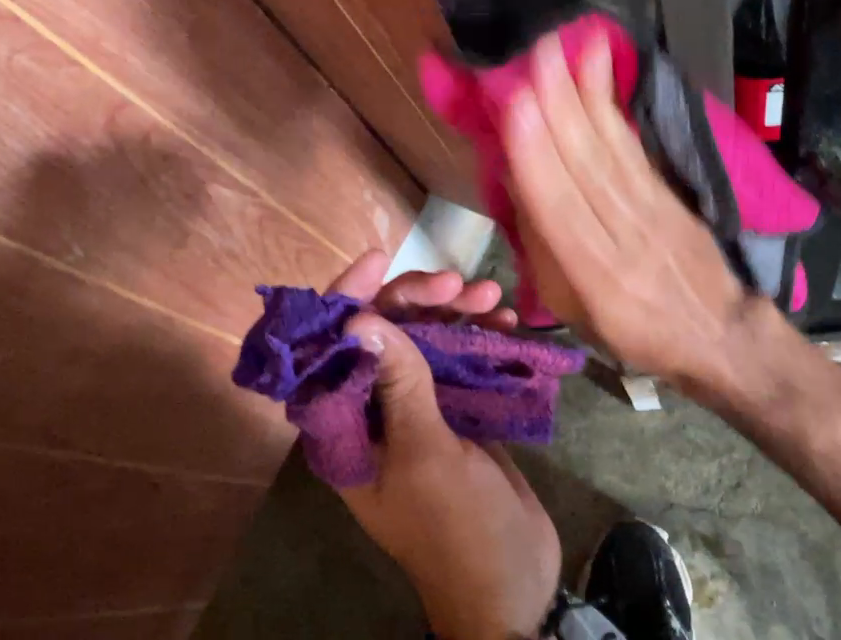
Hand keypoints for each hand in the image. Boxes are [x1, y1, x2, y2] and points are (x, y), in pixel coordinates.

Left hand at [325, 251, 559, 639]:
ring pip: (425, 341)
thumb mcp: (425, 454)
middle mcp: (373, 412)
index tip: (377, 259)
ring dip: (455, 313)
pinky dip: (479, 336)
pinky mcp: (456, 412)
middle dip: (416, 300)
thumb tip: (362, 318)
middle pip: (383, 334)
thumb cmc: (455, 527)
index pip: (328, 349)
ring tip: (492, 297)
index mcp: (344, 428)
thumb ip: (398, 383)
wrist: (513, 581)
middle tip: (457, 284)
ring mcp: (417, 411)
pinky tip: (506, 322)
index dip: (345, 299)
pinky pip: (459, 359)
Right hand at [502, 32, 758, 391]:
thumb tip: (520, 187)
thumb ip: (546, 252)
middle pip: (587, 166)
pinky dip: (616, 107)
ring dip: (587, 94)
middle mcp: (624, 235)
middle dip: (561, 106)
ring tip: (569, 47)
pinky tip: (605, 75)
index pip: (560, 208)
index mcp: (595, 275)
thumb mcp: (577, 311)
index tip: (517, 105)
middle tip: (540, 51)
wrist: (721, 334)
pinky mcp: (668, 190)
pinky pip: (634, 145)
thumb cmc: (635, 331)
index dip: (537, 156)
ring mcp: (651, 208)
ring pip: (612, 147)